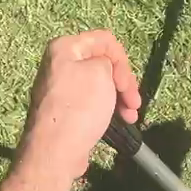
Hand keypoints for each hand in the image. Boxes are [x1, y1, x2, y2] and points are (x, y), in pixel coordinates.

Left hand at [14, 30, 141, 184]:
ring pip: (100, 84)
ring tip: (131, 117)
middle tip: (134, 103)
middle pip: (102, 63)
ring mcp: (61, 88)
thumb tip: (103, 69)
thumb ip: (107, 61)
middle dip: (123, 82)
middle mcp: (59, 64)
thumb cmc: (79, 106)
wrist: (55, 150)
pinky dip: (108, 109)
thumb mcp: (100, 72)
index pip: (104, 40)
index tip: (126, 84)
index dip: (122, 60)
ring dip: (119, 98)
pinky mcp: (65, 109)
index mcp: (64, 47)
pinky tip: (120, 122)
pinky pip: (92, 101)